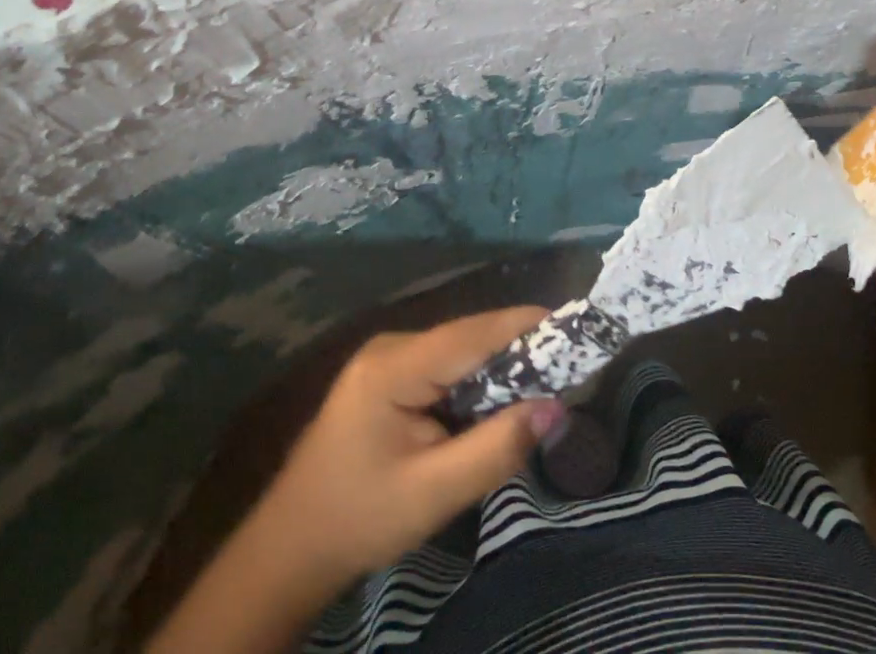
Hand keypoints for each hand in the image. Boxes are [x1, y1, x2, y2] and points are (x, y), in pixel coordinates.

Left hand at [253, 307, 564, 583]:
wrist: (290, 550)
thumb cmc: (359, 519)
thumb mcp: (435, 492)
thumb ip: (498, 448)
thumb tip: (558, 407)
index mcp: (394, 366)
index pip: (478, 332)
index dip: (533, 327)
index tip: (585, 331)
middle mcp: (392, 348)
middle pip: (475, 337)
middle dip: (525, 355)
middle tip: (575, 376)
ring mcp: (389, 362)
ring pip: (466, 353)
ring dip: (505, 372)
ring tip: (549, 392)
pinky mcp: (391, 379)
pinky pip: (450, 370)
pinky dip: (482, 385)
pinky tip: (502, 408)